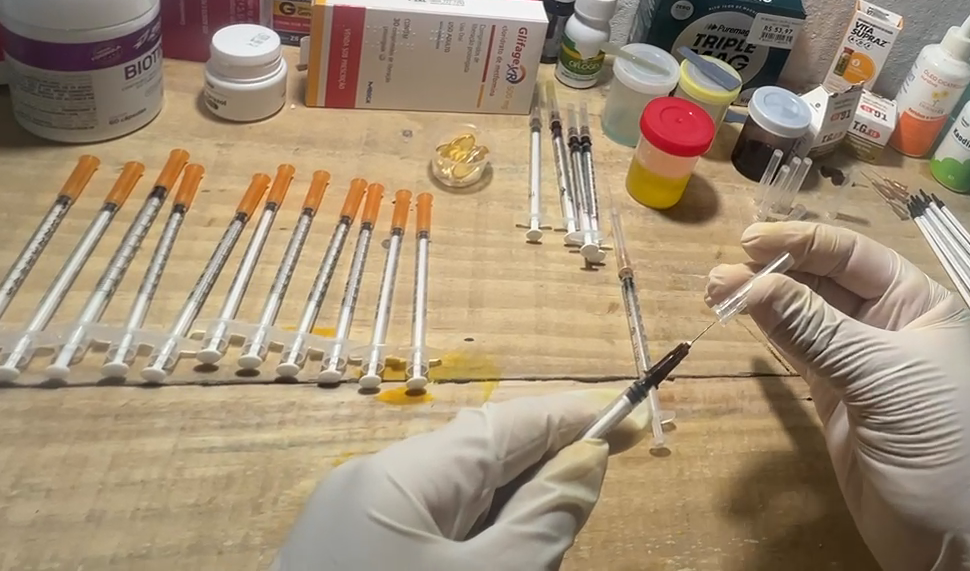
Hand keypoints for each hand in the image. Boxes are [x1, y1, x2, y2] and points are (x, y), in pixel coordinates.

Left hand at [275, 390, 632, 570]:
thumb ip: (544, 518)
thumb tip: (589, 457)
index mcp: (403, 476)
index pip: (511, 422)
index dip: (575, 416)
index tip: (630, 413)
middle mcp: (370, 483)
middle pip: (482, 459)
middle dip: (538, 481)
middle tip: (575, 524)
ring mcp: (347, 526)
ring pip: (455, 501)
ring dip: (504, 524)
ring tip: (528, 558)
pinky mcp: (339, 561)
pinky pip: (423, 535)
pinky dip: (467, 549)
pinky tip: (489, 565)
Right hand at [708, 222, 969, 570]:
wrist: (962, 547)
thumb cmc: (943, 443)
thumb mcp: (884, 378)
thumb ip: (817, 330)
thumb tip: (754, 285)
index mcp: (916, 300)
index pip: (852, 255)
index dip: (802, 243)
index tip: (751, 242)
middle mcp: (887, 320)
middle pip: (823, 280)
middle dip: (776, 272)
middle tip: (723, 274)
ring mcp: (859, 360)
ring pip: (805, 315)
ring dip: (764, 300)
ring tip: (716, 289)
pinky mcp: (836, 395)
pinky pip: (799, 351)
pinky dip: (771, 333)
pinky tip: (744, 315)